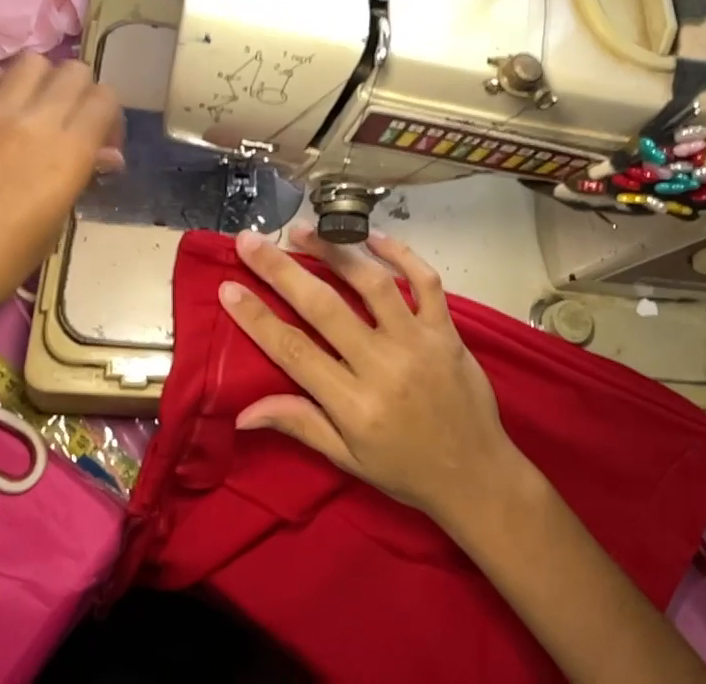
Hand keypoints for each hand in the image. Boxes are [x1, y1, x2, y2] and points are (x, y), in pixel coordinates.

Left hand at [0, 55, 121, 330]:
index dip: (109, 117)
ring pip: (31, 61)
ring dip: (40, 80)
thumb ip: (80, 177)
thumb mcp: (55, 225)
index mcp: (71, 152)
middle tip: (69, 122)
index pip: (106, 98)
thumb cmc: (1, 264)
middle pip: (74, 71)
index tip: (100, 143)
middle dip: (80, 93)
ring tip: (31, 107)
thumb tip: (104, 154)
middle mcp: (37, 120)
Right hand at [221, 226, 528, 525]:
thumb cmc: (405, 470)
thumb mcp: (347, 458)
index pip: (292, 351)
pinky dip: (402, 254)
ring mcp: (419, 343)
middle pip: (323, 307)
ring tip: (304, 230)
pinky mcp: (448, 331)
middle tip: (251, 241)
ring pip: (372, 284)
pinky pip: (426, 282)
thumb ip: (299, 424)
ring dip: (335, 251)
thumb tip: (243, 413)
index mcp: (353, 404)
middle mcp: (383, 366)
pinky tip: (374, 235)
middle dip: (281, 270)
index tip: (228, 288)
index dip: (256, 318)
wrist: (477, 476)